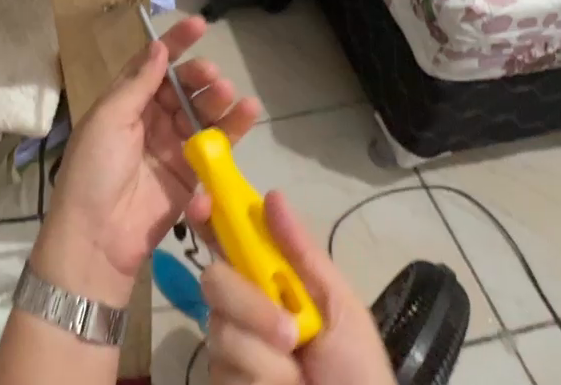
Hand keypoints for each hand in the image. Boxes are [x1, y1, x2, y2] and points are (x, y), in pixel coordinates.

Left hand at [30, 16, 260, 305]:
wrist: (98, 236)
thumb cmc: (94, 170)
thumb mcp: (108, 119)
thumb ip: (138, 85)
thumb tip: (158, 48)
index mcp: (124, 101)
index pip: (153, 64)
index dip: (176, 44)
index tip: (199, 24)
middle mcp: (150, 119)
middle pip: (182, 88)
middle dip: (199, 76)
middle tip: (212, 75)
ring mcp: (172, 147)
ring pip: (202, 114)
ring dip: (218, 101)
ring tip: (230, 94)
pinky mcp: (191, 176)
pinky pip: (215, 147)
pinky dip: (231, 131)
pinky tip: (246, 114)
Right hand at [195, 191, 393, 384]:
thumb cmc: (358, 374)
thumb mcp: (341, 308)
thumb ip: (303, 253)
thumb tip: (271, 194)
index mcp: (268, 282)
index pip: (224, 238)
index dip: (207, 216)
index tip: (202, 205)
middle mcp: (240, 309)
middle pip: (214, 279)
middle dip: (250, 304)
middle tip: (290, 332)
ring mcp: (227, 350)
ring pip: (220, 330)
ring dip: (266, 356)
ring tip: (299, 379)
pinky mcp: (221, 382)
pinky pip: (224, 370)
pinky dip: (261, 382)